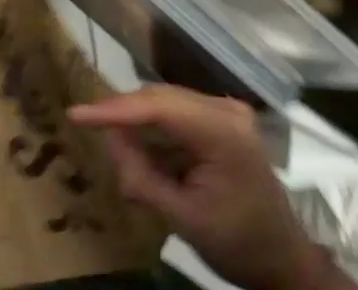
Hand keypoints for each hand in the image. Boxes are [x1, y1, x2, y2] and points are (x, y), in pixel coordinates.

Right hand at [69, 85, 347, 289]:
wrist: (282, 258)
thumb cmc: (237, 241)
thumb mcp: (183, 217)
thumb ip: (143, 177)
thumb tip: (109, 140)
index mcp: (223, 131)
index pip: (158, 107)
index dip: (114, 109)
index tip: (76, 114)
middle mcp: (226, 110)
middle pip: (160, 98)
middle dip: (122, 113)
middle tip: (85, 124)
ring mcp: (227, 113)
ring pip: (166, 104)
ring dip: (138, 124)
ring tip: (114, 147)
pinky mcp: (223, 122)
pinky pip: (177, 115)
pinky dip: (154, 132)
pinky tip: (142, 153)